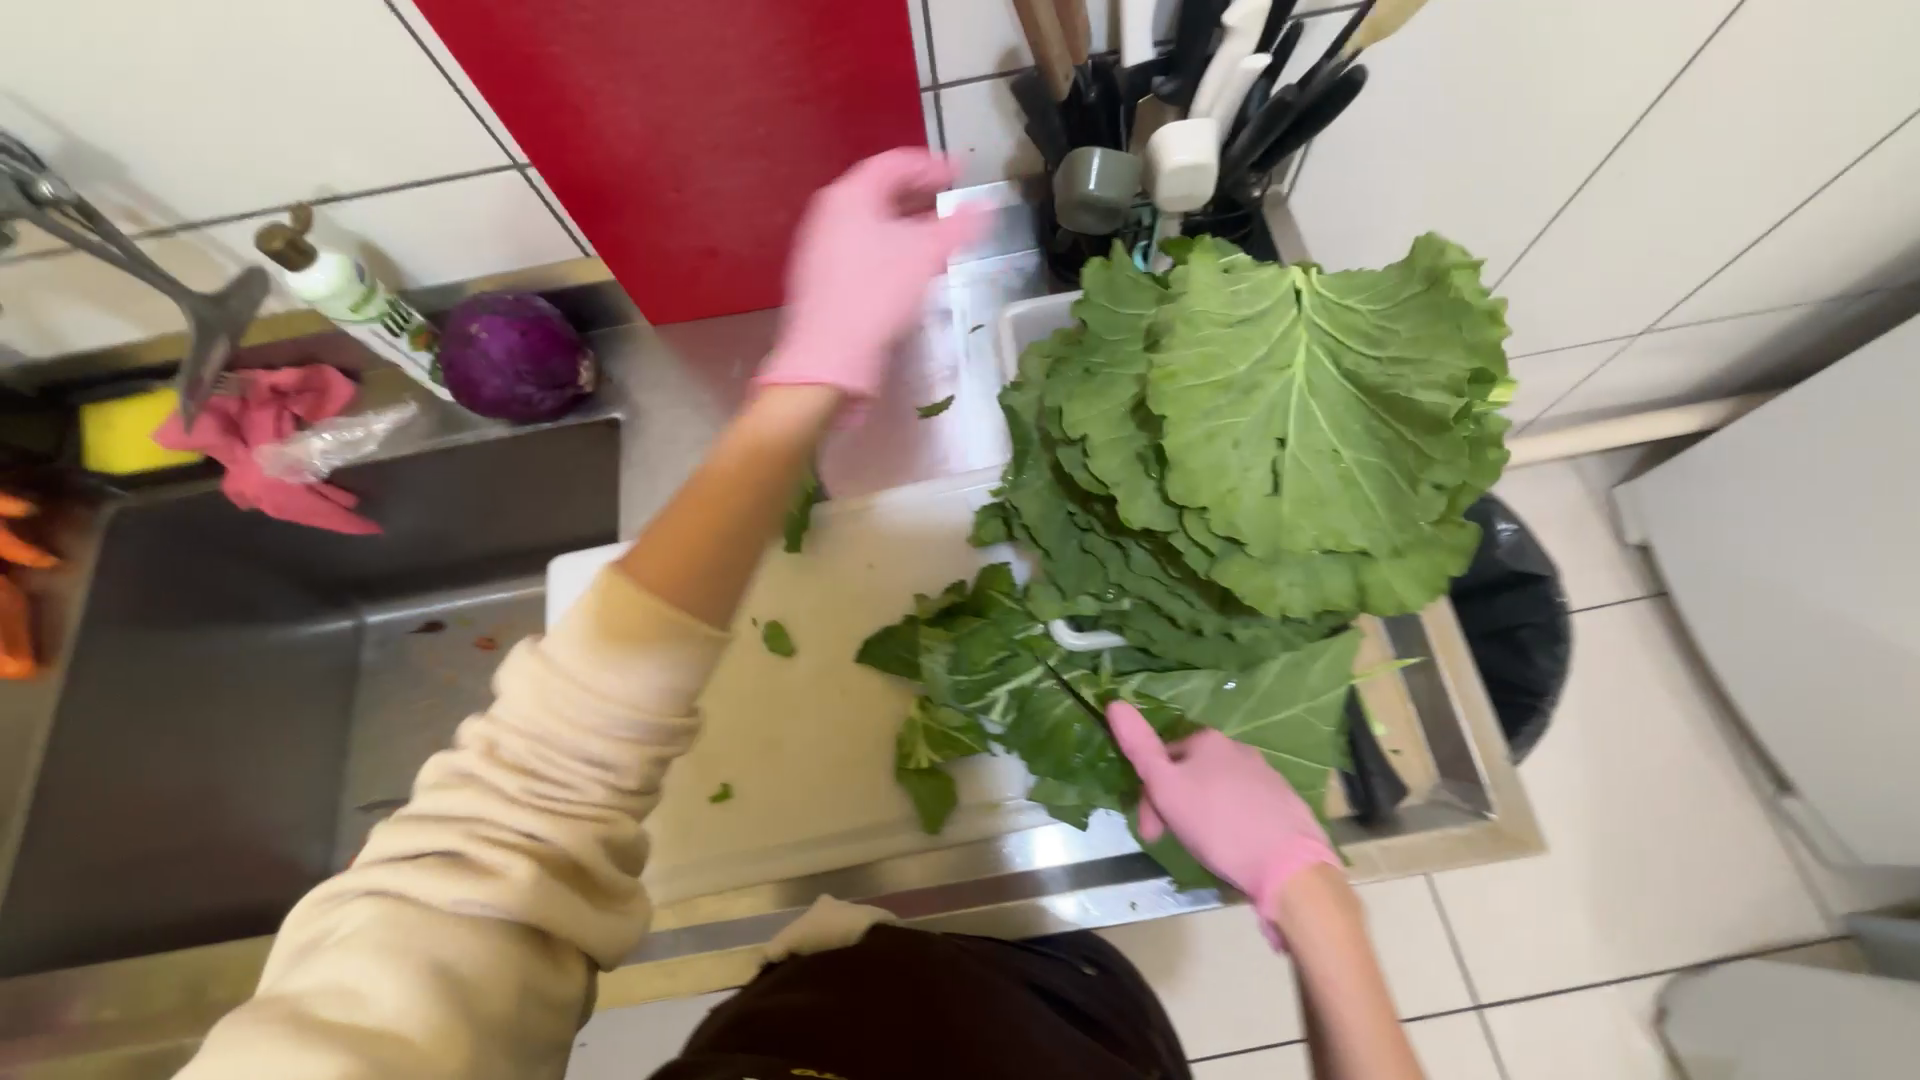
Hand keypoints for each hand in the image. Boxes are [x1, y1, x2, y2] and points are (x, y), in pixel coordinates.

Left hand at [755, 148, 982, 401]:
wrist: (829, 358)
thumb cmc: (876, 296)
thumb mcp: (925, 256)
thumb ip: (960, 226)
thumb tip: (988, 205)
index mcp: (849, 196)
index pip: (895, 163)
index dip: (932, 165)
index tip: (961, 175)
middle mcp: (830, 215)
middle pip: (881, 193)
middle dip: (921, 198)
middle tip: (951, 206)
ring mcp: (822, 250)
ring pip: (872, 226)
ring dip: (908, 227)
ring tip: (938, 241)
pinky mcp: (824, 282)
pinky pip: (863, 252)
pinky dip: (891, 251)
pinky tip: (910, 273)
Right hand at [1108, 701, 1340, 943]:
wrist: (1290, 868)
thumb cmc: (1218, 825)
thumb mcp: (1166, 788)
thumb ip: (1140, 747)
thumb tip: (1114, 702)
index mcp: (1207, 741)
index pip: (1162, 759)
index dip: (1148, 794)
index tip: (1149, 830)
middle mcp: (1238, 749)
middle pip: (1189, 774)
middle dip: (1173, 805)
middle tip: (1169, 841)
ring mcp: (1266, 775)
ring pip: (1217, 790)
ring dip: (1201, 813)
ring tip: (1203, 848)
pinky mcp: (1286, 803)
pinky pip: (1245, 807)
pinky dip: (1231, 823)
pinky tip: (1232, 848)